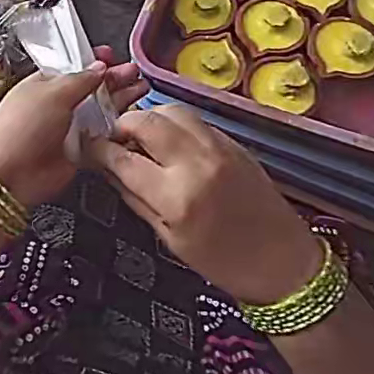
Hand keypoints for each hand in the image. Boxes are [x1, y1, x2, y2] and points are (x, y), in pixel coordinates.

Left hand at [0, 46, 147, 205]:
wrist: (9, 175)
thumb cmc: (16, 132)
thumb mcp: (52, 93)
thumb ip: (79, 79)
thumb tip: (98, 68)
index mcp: (44, 85)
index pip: (73, 67)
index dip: (93, 61)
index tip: (111, 55)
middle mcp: (56, 106)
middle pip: (91, 88)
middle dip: (113, 78)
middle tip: (133, 72)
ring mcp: (67, 129)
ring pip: (100, 111)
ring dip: (119, 100)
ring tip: (140, 88)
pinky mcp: (77, 151)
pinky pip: (101, 137)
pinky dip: (115, 129)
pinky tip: (130, 119)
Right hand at [87, 105, 319, 304]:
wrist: (284, 262)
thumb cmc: (222, 261)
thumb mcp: (168, 238)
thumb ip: (135, 197)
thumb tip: (108, 169)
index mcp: (176, 197)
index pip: (123, 159)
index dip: (99, 150)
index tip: (89, 147)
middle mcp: (196, 163)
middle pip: (146, 121)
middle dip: (122, 125)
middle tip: (115, 140)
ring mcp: (218, 148)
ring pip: (171, 111)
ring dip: (149, 119)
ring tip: (142, 138)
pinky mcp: (234, 142)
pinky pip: (194, 121)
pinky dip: (174, 124)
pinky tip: (169, 143)